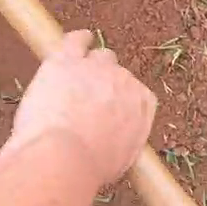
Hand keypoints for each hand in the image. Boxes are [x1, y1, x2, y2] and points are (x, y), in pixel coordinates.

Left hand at [10, 30, 155, 185]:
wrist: (64, 156)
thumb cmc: (90, 166)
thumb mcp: (120, 160)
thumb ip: (124, 142)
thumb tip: (114, 147)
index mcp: (142, 105)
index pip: (137, 93)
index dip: (121, 98)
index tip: (111, 105)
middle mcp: (125, 82)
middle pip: (118, 73)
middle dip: (105, 82)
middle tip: (89, 94)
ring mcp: (96, 68)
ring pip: (99, 56)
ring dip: (91, 61)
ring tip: (82, 63)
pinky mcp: (67, 61)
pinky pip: (76, 41)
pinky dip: (78, 39)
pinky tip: (78, 39)